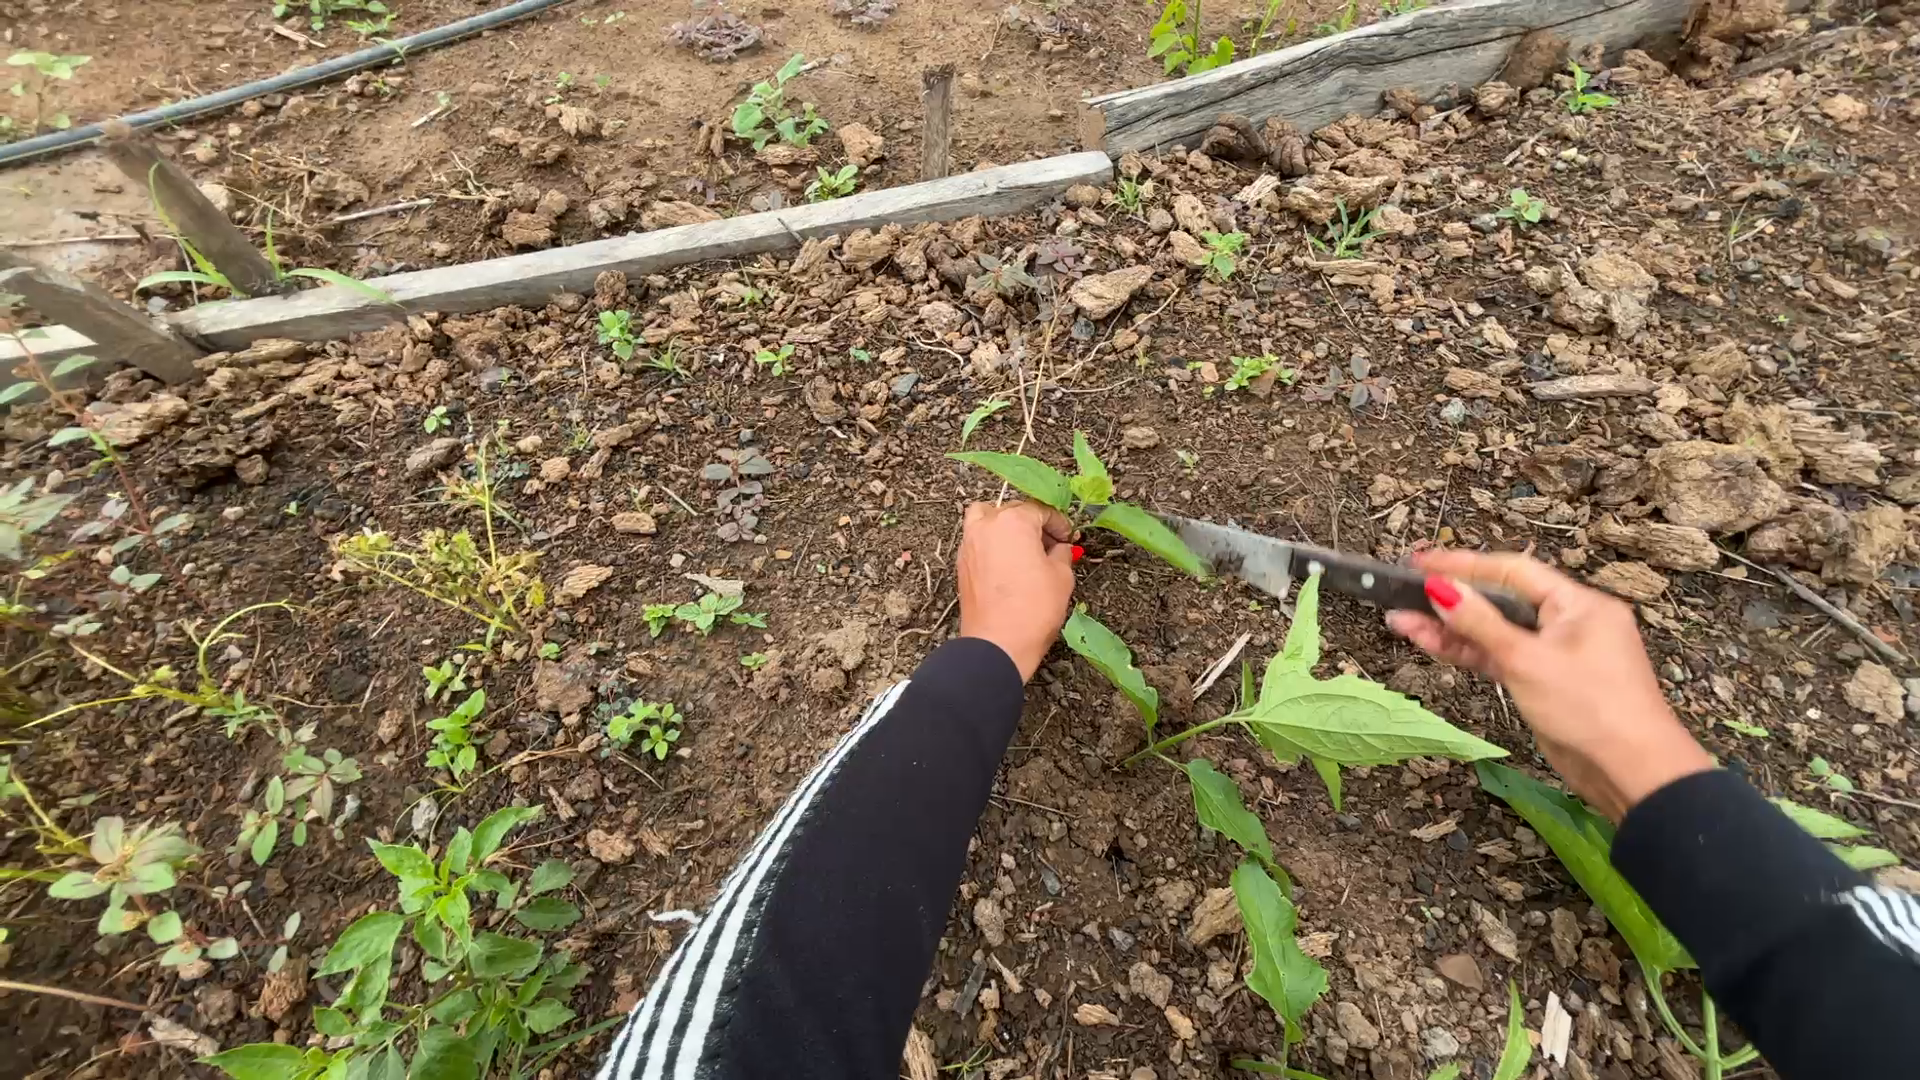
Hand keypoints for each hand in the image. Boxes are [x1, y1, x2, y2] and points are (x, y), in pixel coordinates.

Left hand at [957, 501, 1075, 682]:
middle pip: (1012, 511)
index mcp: (1013, 522)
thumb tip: (1060, 548)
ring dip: (1005, 525)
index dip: (1059, 524)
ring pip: (986, 519)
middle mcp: (986, 526)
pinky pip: (977, 541)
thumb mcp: (1062, 577)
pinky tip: (1008, 562)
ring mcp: (969, 544)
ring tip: (1023, 546)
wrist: (998, 644)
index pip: (1040, 510)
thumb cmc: (1034, 608)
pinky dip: (992, 543)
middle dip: (1033, 524)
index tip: (1068, 538)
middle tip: (1051, 544)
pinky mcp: (962, 564)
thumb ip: (1062, 553)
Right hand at [1385, 550, 1714, 821]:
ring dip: (1445, 627)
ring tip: (1399, 620)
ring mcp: (1549, 651)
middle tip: (1402, 592)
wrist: (1631, 773)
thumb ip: (1479, 623)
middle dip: (1448, 598)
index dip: (1462, 564)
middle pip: (1496, 600)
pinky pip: (1492, 654)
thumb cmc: (1589, 708)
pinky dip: (1461, 649)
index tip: (1419, 562)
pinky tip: (1426, 641)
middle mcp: (1565, 622)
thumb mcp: (1527, 660)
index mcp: (1578, 605)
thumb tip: (1439, 587)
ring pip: (1488, 629)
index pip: (1512, 571)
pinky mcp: (1536, 678)